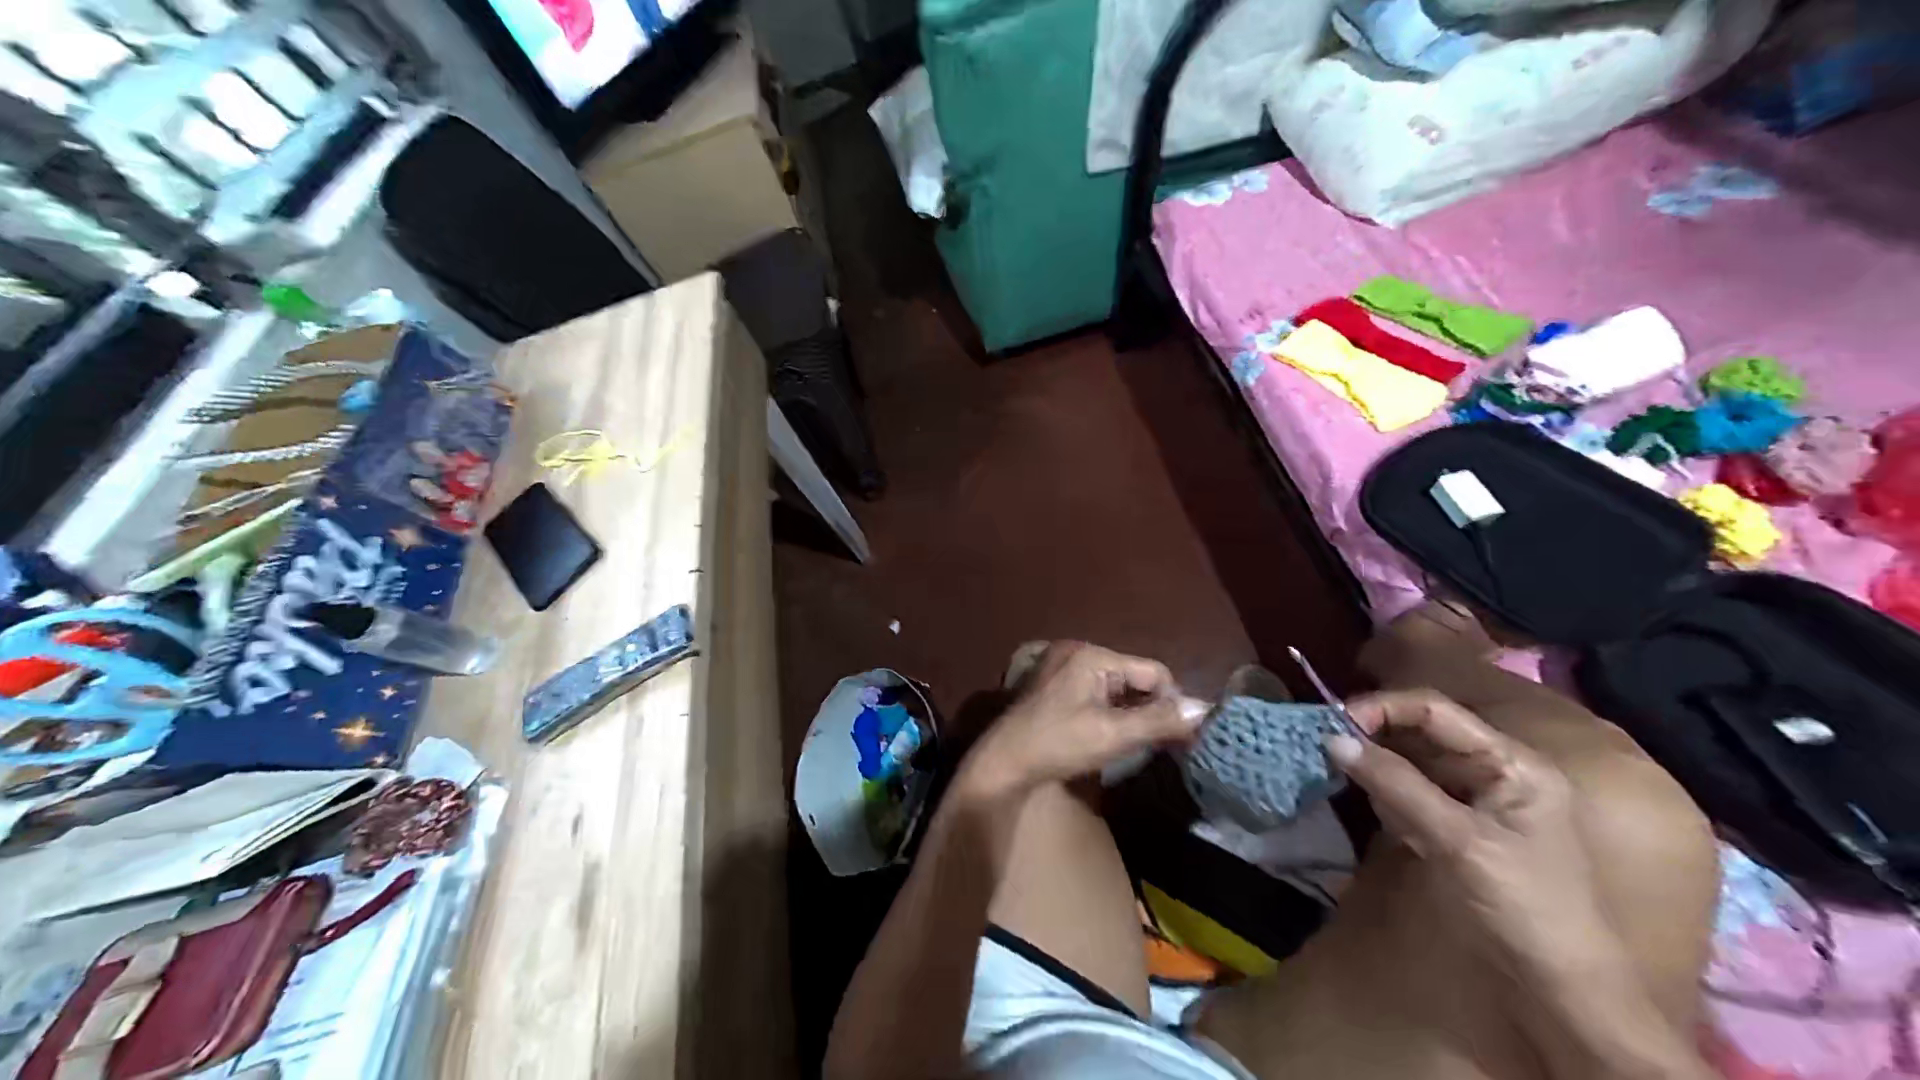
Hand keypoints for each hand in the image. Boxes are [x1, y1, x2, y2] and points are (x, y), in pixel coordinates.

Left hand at [960, 642, 1200, 798]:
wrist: (1003, 764)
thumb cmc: (1058, 744)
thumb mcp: (1113, 735)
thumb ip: (1159, 721)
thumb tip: (1204, 709)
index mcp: (1092, 655)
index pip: (1153, 671)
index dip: (1172, 702)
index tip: (1182, 736)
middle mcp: (1077, 652)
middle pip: (1134, 677)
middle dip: (1151, 708)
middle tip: (1163, 743)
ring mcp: (1062, 668)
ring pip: (1117, 687)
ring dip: (1132, 712)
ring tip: (1140, 742)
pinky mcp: (1054, 686)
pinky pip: (1097, 693)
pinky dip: (1110, 712)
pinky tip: (1112, 736)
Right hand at [1327, 691, 1621, 985]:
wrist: (1558, 990)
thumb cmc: (1523, 908)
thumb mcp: (1458, 842)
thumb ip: (1395, 784)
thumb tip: (1332, 738)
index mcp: (1512, 763)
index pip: (1434, 710)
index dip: (1382, 707)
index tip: (1332, 722)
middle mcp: (1493, 769)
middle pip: (1419, 730)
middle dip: (1374, 736)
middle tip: (1328, 747)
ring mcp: (1474, 797)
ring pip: (1408, 759)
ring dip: (1377, 768)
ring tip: (1355, 786)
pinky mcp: (1454, 822)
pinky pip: (1408, 789)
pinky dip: (1386, 795)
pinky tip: (1387, 820)